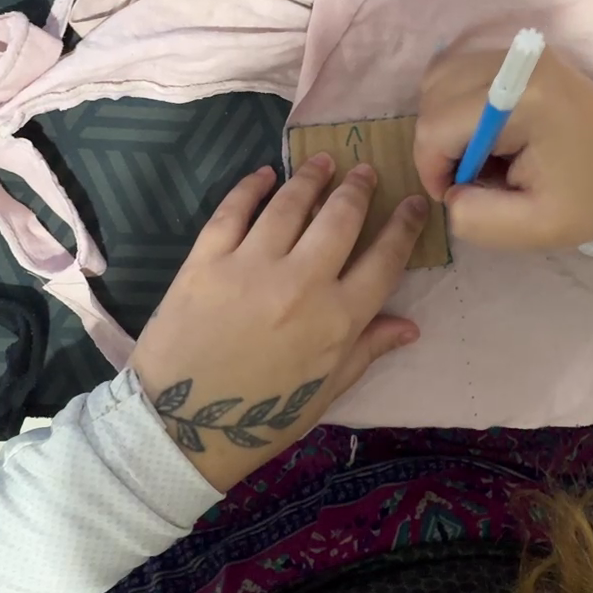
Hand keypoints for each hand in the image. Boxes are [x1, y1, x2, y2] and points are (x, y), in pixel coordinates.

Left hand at [129, 155, 428, 491]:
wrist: (179, 431)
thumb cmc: (261, 418)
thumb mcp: (326, 391)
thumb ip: (367, 349)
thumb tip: (410, 324)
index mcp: (337, 320)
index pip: (384, 259)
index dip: (403, 226)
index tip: (412, 202)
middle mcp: (301, 283)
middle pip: (340, 218)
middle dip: (358, 188)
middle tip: (364, 170)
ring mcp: (251, 266)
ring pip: (290, 204)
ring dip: (311, 178)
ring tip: (323, 161)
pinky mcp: (207, 260)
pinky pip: (233, 210)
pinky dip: (251, 186)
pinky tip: (264, 174)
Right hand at [413, 45, 592, 249]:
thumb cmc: (591, 197)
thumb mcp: (536, 227)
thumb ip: (477, 218)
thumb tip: (448, 192)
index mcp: (524, 100)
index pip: (437, 125)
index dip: (431, 167)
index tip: (455, 195)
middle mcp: (516, 62)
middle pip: (433, 96)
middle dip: (437, 144)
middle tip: (470, 177)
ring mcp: (517, 51)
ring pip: (439, 78)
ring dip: (444, 121)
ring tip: (478, 153)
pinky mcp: (518, 53)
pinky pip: (458, 69)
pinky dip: (455, 102)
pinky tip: (482, 131)